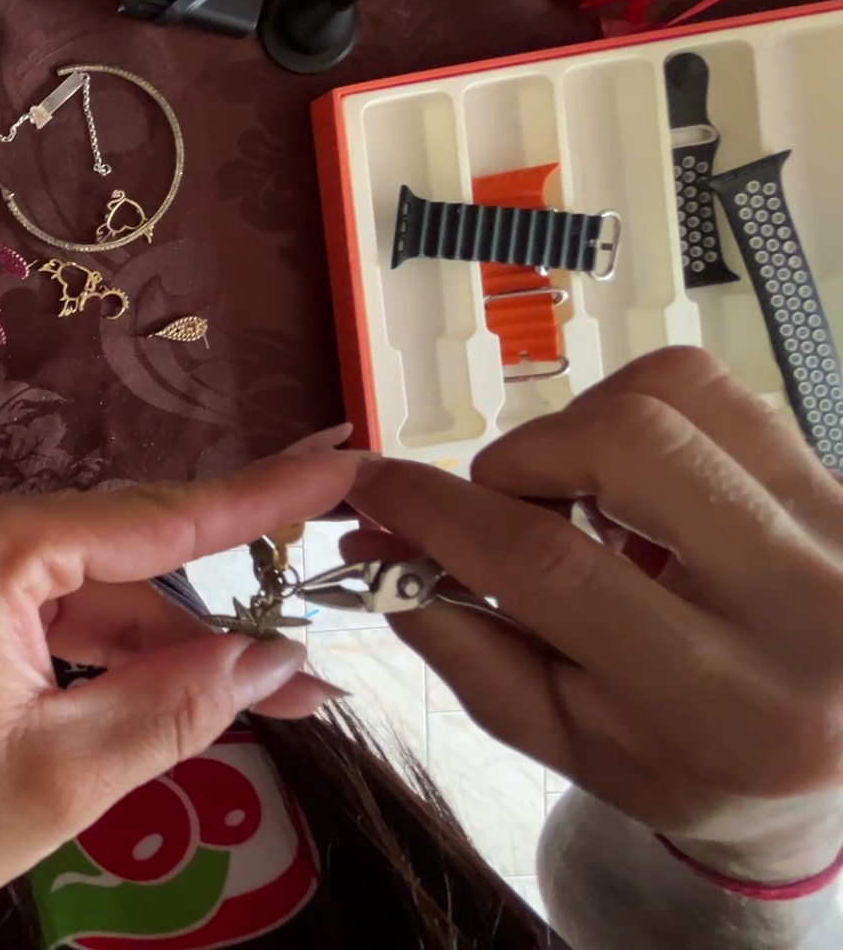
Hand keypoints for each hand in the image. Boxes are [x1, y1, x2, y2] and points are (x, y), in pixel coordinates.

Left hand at [0, 447, 357, 947]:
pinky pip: (64, 602)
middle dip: (225, 602)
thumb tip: (277, 658)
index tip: (338, 462)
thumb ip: (178, 704)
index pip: (152, 518)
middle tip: (326, 632)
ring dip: (180, 637)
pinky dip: (123, 644)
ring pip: (104, 584)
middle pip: (131, 551)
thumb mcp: (66, 774)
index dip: (258, 496)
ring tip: (282, 689)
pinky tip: (194, 681)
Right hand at [346, 347, 842, 883]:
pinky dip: (634, 412)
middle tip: (500, 509)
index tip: (369, 485)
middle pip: (625, 442)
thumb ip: (444, 633)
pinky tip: (623, 478)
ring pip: (673, 394)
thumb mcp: (537, 725)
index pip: (546, 562)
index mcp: (724, 704)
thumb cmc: (663, 759)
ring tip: (568, 496)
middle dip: (515, 461)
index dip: (432, 508)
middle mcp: (822, 610)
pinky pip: (718, 392)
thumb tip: (368, 538)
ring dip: (571, 431)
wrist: (831, 772)